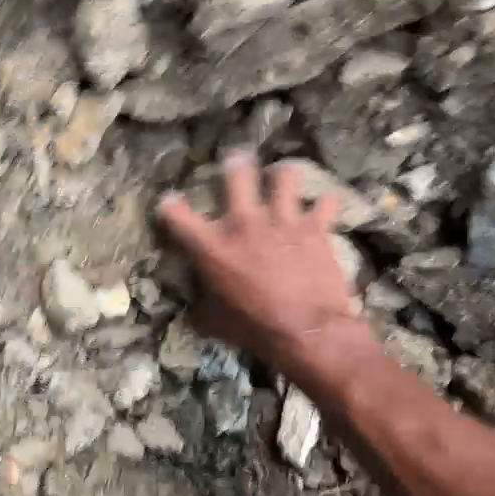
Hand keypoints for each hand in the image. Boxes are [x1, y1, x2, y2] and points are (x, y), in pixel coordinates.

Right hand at [155, 150, 372, 385]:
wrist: (306, 332)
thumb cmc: (253, 329)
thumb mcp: (212, 320)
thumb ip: (200, 303)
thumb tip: (193, 305)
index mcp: (211, 247)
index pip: (175, 214)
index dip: (169, 205)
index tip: (170, 203)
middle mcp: (243, 224)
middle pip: (236, 174)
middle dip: (235, 164)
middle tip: (236, 163)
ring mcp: (282, 221)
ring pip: (284, 175)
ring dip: (282, 175)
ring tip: (281, 177)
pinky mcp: (316, 228)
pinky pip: (325, 202)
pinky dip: (324, 205)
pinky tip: (322, 208)